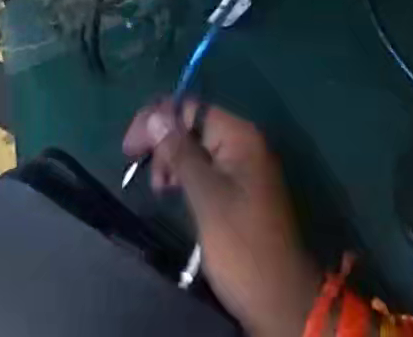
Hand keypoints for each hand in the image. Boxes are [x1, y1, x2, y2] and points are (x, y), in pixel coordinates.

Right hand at [123, 100, 320, 336]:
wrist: (282, 304)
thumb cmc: (242, 247)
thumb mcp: (206, 197)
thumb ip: (180, 153)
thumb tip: (155, 115)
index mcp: (240, 137)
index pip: (189, 109)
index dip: (156, 120)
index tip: (129, 148)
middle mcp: (244, 143)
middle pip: (192, 125)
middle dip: (163, 141)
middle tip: (138, 168)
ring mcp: (243, 166)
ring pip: (195, 146)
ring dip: (171, 159)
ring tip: (159, 188)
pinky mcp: (240, 189)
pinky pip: (205, 166)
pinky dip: (185, 174)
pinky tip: (171, 191)